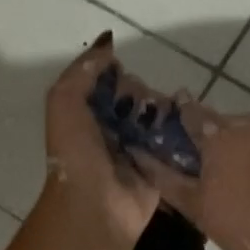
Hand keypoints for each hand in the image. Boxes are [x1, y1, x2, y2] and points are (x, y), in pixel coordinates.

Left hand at [40, 31, 160, 244]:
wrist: (96, 206)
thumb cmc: (76, 151)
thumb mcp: (64, 101)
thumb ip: (83, 70)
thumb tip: (108, 43)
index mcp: (86, 110)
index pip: (110, 80)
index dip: (118, 76)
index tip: (122, 83)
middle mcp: (112, 126)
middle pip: (138, 95)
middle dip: (142, 95)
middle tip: (140, 109)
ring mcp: (138, 146)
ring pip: (159, 115)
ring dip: (162, 112)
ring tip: (162, 120)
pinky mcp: (162, 166)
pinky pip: (175, 141)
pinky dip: (181, 132)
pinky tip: (185, 127)